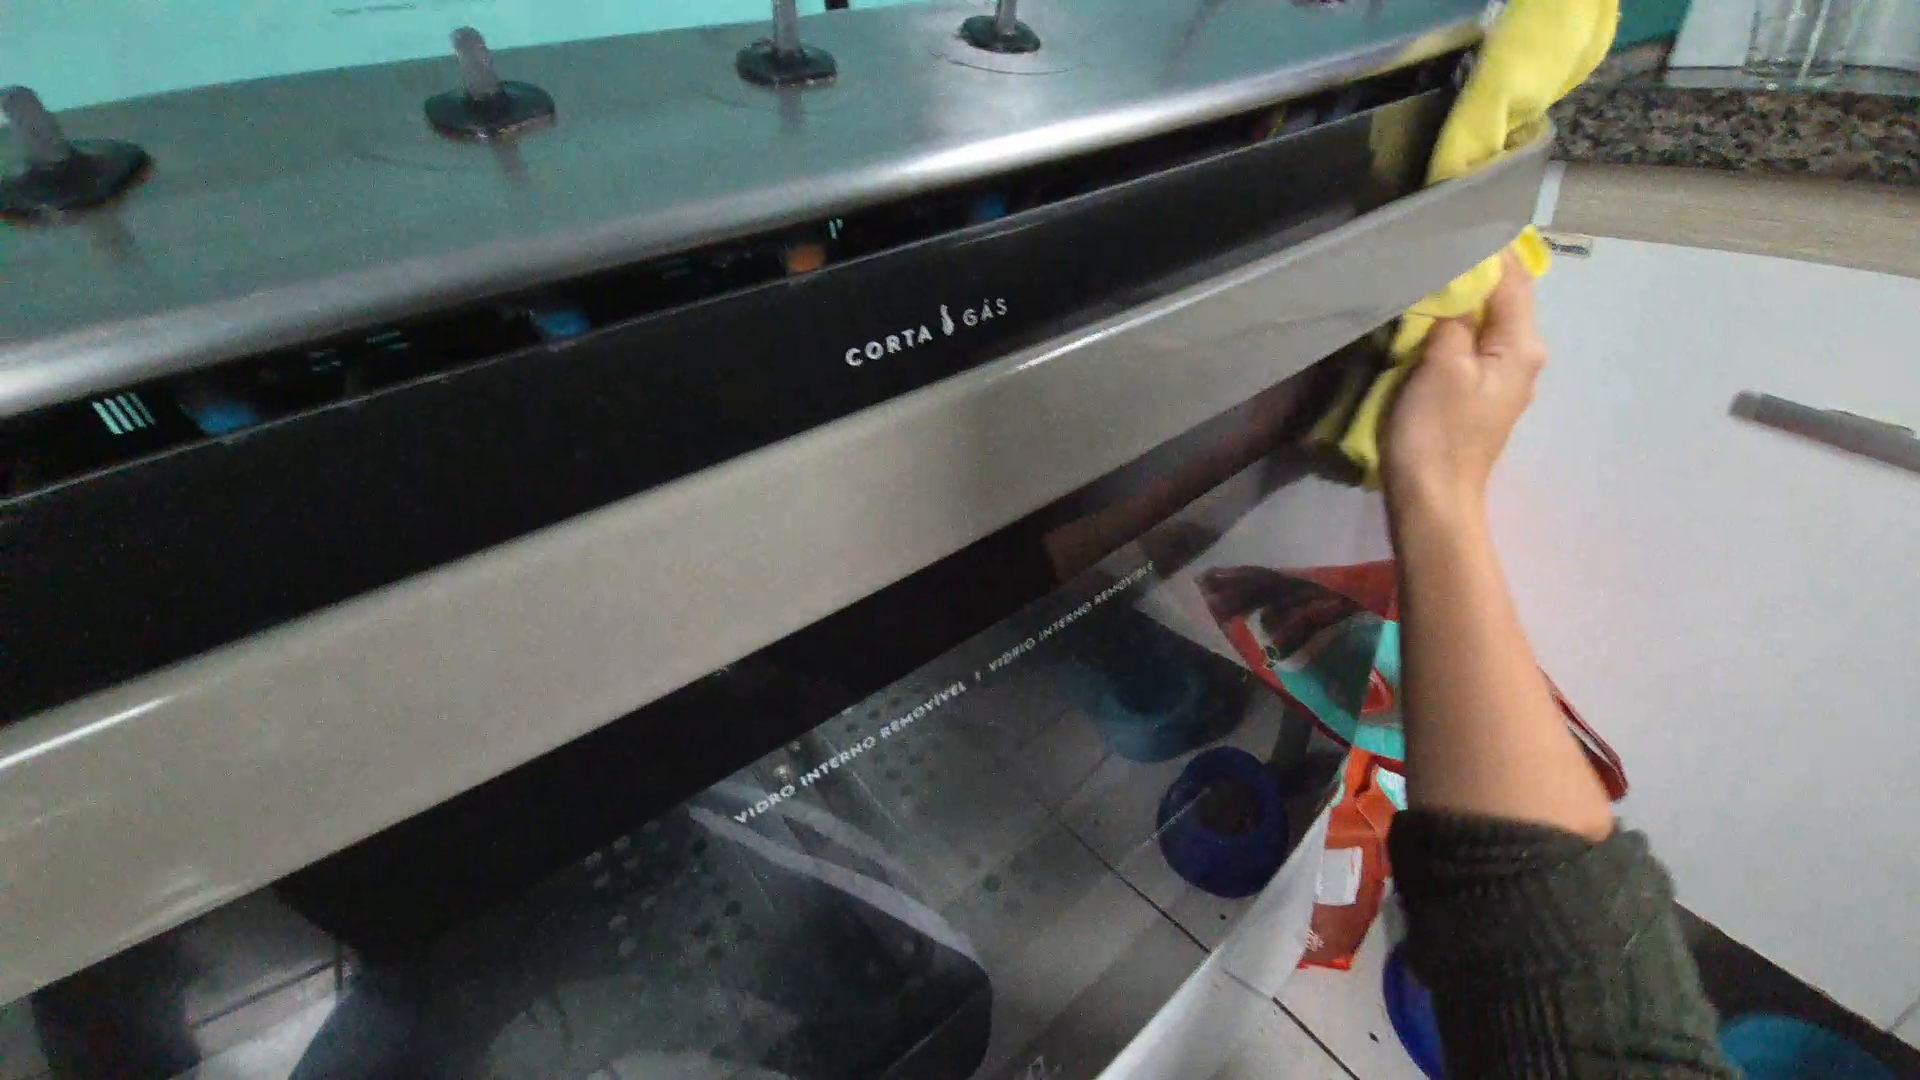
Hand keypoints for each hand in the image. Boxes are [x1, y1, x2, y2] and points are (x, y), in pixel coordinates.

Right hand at [1382, 251, 1546, 519]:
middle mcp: (1523, 359)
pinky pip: (1469, 352)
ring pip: (1485, 328)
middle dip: (1476, 276)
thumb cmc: (1436, 432)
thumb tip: (1455, 291)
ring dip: (1461, 305)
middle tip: (1440, 248)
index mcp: (1522, 346)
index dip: (1490, 251)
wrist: (1432, 497)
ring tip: (1430, 282)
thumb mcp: (1441, 367)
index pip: (1512, 281)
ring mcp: (1501, 383)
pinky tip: (1429, 329)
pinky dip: (1453, 333)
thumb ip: (1452, 322)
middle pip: (1502, 303)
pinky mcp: (1476, 401)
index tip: (1463, 222)